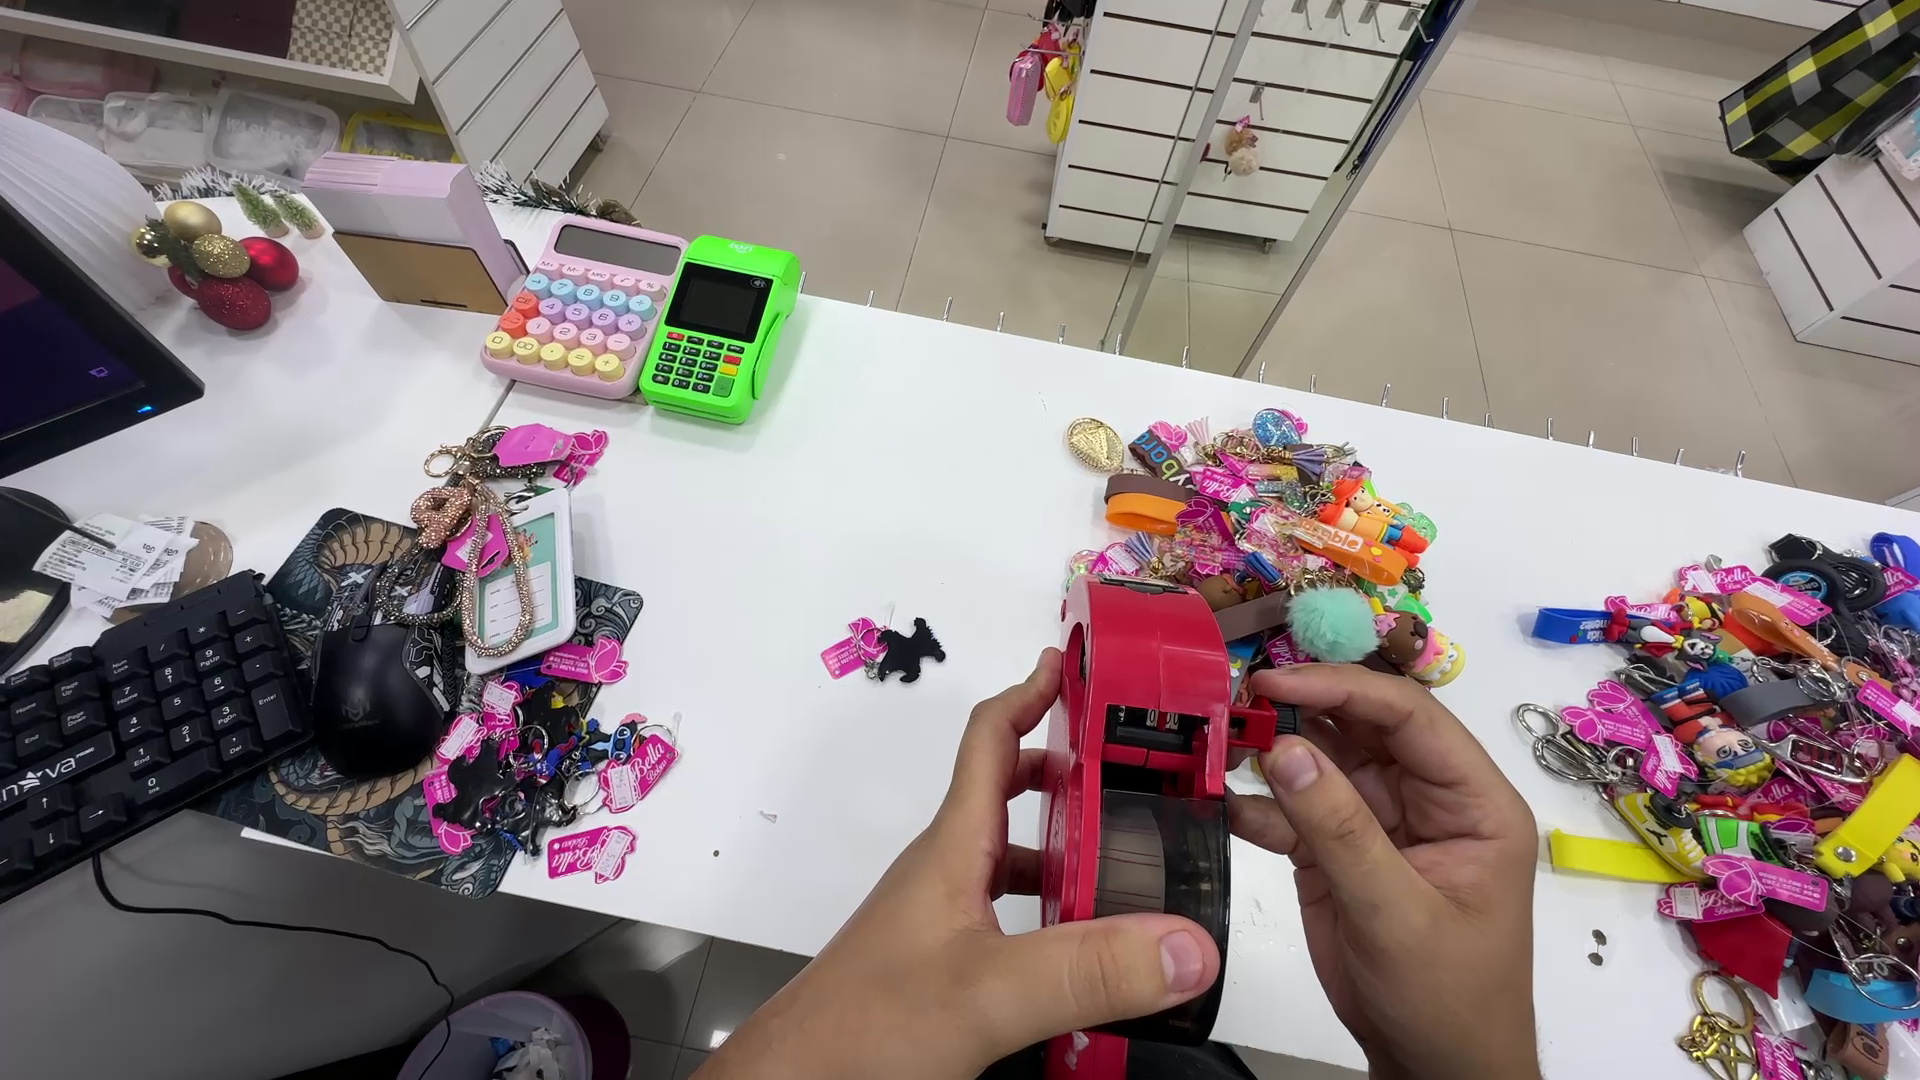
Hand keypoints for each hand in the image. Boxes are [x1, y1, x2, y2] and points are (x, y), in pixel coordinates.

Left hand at [696, 650, 1221, 1079]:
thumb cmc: (873, 1022)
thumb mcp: (990, 994)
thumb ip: (1090, 970)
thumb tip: (1192, 942)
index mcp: (955, 843)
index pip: (991, 737)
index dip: (1030, 692)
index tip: (1073, 665)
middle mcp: (950, 864)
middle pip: (1009, 789)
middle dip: (1066, 769)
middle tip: (1131, 774)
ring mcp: (944, 909)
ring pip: (1012, 853)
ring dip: (1063, 844)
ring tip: (1128, 861)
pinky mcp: (944, 952)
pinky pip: (1008, 907)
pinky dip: (1050, 906)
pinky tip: (1083, 944)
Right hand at [1230, 664, 1539, 1079]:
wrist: (1427, 1065)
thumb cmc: (1445, 996)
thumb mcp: (1397, 913)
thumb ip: (1340, 829)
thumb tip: (1283, 749)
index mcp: (1469, 799)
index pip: (1409, 716)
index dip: (1343, 687)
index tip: (1275, 683)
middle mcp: (1421, 793)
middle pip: (1357, 724)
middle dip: (1299, 708)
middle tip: (1238, 701)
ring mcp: (1372, 814)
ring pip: (1317, 755)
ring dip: (1269, 748)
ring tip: (1221, 741)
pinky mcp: (1331, 839)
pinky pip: (1288, 802)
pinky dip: (1254, 802)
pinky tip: (1225, 804)